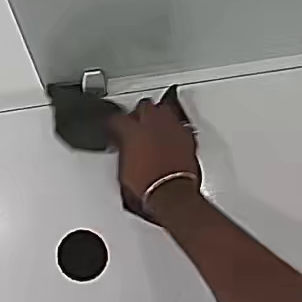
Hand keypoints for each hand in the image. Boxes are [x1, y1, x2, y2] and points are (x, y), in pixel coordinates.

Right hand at [107, 86, 200, 220]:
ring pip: (165, 110)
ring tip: (155, 127)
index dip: (114, 123)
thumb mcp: (123, 170)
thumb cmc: (148, 187)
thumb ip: (123, 151)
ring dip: (159, 117)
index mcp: (132, 131)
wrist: (171, 195)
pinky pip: (180, 126)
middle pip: (144, 106)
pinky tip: (171, 137)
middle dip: (139, 113)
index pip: (117, 119)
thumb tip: (124, 148)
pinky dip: (174, 130)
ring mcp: (172, 129)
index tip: (114, 127)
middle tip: (135, 123)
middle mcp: (153, 125)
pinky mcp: (187, 137)